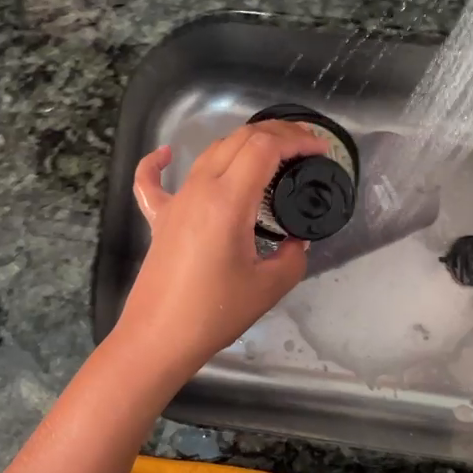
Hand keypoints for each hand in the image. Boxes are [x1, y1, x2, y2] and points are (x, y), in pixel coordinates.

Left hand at [112, 121, 325, 377]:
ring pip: (209, 153)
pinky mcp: (158, 219)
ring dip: (242, 144)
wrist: (159, 338)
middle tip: (305, 147)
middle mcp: (200, 189)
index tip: (320, 150)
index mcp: (228, 200)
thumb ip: (293, 257)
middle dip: (277, 134)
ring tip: (270, 153)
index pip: (264, 147)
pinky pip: (151, 180)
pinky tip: (166, 154)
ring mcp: (175, 201)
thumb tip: (295, 242)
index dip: (297, 140)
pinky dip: (158, 162)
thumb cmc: (215, 313)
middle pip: (239, 140)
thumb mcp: (269, 287)